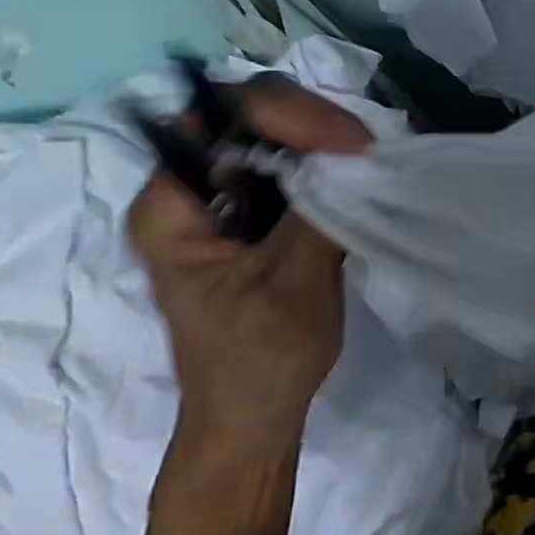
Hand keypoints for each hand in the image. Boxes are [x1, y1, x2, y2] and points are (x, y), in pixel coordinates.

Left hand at [128, 74, 372, 438]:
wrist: (252, 418)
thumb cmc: (259, 361)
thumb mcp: (294, 282)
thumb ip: (318, 210)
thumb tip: (356, 155)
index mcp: (170, 205)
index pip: (224, 119)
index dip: (289, 115)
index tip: (348, 143)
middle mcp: (184, 190)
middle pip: (246, 120)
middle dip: (308, 124)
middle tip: (363, 147)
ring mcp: (216, 202)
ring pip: (269, 140)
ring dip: (318, 142)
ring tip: (365, 156)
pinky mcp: (245, 218)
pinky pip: (282, 171)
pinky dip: (318, 167)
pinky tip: (352, 174)